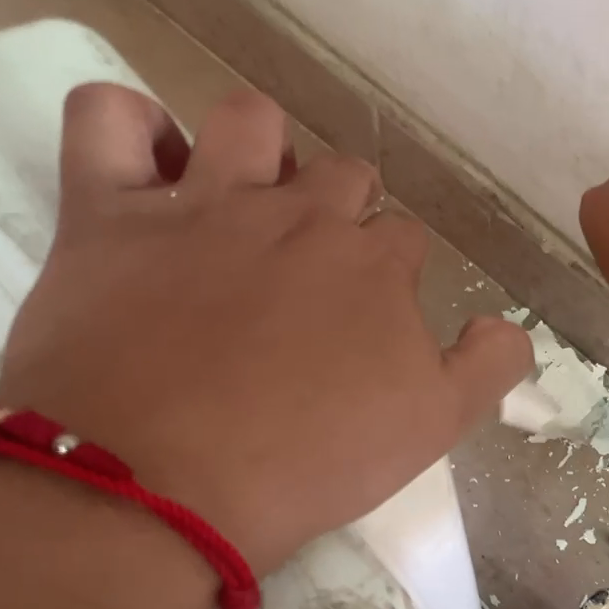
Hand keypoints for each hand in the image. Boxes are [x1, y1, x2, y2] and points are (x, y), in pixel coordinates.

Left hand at [0, 84, 531, 571]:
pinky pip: (107, 118)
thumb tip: (503, 323)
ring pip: (249, 120)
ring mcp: (201, 206)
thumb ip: (491, 365)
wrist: (159, 489)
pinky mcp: (106, 214)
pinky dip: (130, 124)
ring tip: (250, 200)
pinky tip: (154, 165)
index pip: (406, 238)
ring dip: (263, 148)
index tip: (373, 323)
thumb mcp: (437, 426)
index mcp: (376, 262)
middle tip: (320, 274)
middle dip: (347, 210)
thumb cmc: (310, 461)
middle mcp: (299, 214)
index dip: (396, 275)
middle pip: (343, 174)